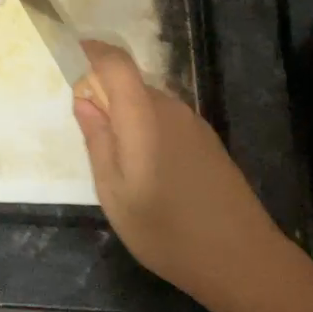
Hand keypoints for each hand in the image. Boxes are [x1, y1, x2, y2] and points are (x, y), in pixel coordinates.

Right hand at [72, 41, 287, 304]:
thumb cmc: (167, 231)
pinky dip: (148, 133)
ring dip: (127, 120)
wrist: (242, 259)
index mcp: (144, 116)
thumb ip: (97, 141)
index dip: (92, 52)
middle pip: (130, 84)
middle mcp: (171, 109)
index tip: (70, 56)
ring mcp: (194, 124)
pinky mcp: (207, 141)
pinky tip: (151, 177)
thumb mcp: (115, 194)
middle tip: (90, 140)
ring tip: (121, 170)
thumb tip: (84, 101)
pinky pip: (166, 121)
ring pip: (148, 105)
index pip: (116, 63)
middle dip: (104, 97)